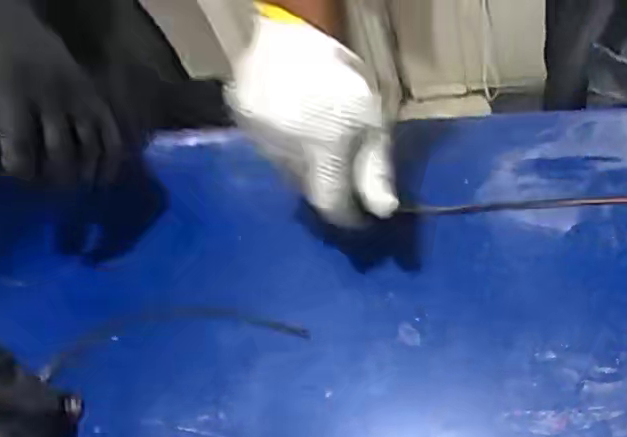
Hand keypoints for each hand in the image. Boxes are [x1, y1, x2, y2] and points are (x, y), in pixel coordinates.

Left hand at [0, 0, 121, 184]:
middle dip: (51, 180)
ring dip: (79, 178)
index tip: (13, 174)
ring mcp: (80, 96)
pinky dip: (109, 166)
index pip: (22, 146)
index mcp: (12, 82)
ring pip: (90, 154)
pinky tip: (99, 179)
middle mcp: (53, 93)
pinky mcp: (96, 99)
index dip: (19, 170)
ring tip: (66, 185)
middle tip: (41, 186)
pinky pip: (113, 141)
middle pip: (61, 157)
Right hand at [226, 7, 396, 227]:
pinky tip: (294, 130)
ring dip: (306, 171)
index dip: (347, 217)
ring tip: (316, 144)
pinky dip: (285, 152)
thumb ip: (376, 170)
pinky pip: (269, 154)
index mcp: (321, 150)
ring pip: (288, 176)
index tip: (359, 216)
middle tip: (341, 171)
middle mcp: (287, 152)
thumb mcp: (372, 123)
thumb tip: (382, 211)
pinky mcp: (244, 125)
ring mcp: (261, 139)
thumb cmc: (342, 78)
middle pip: (310, 192)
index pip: (331, 207)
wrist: (295, 30)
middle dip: (328, 188)